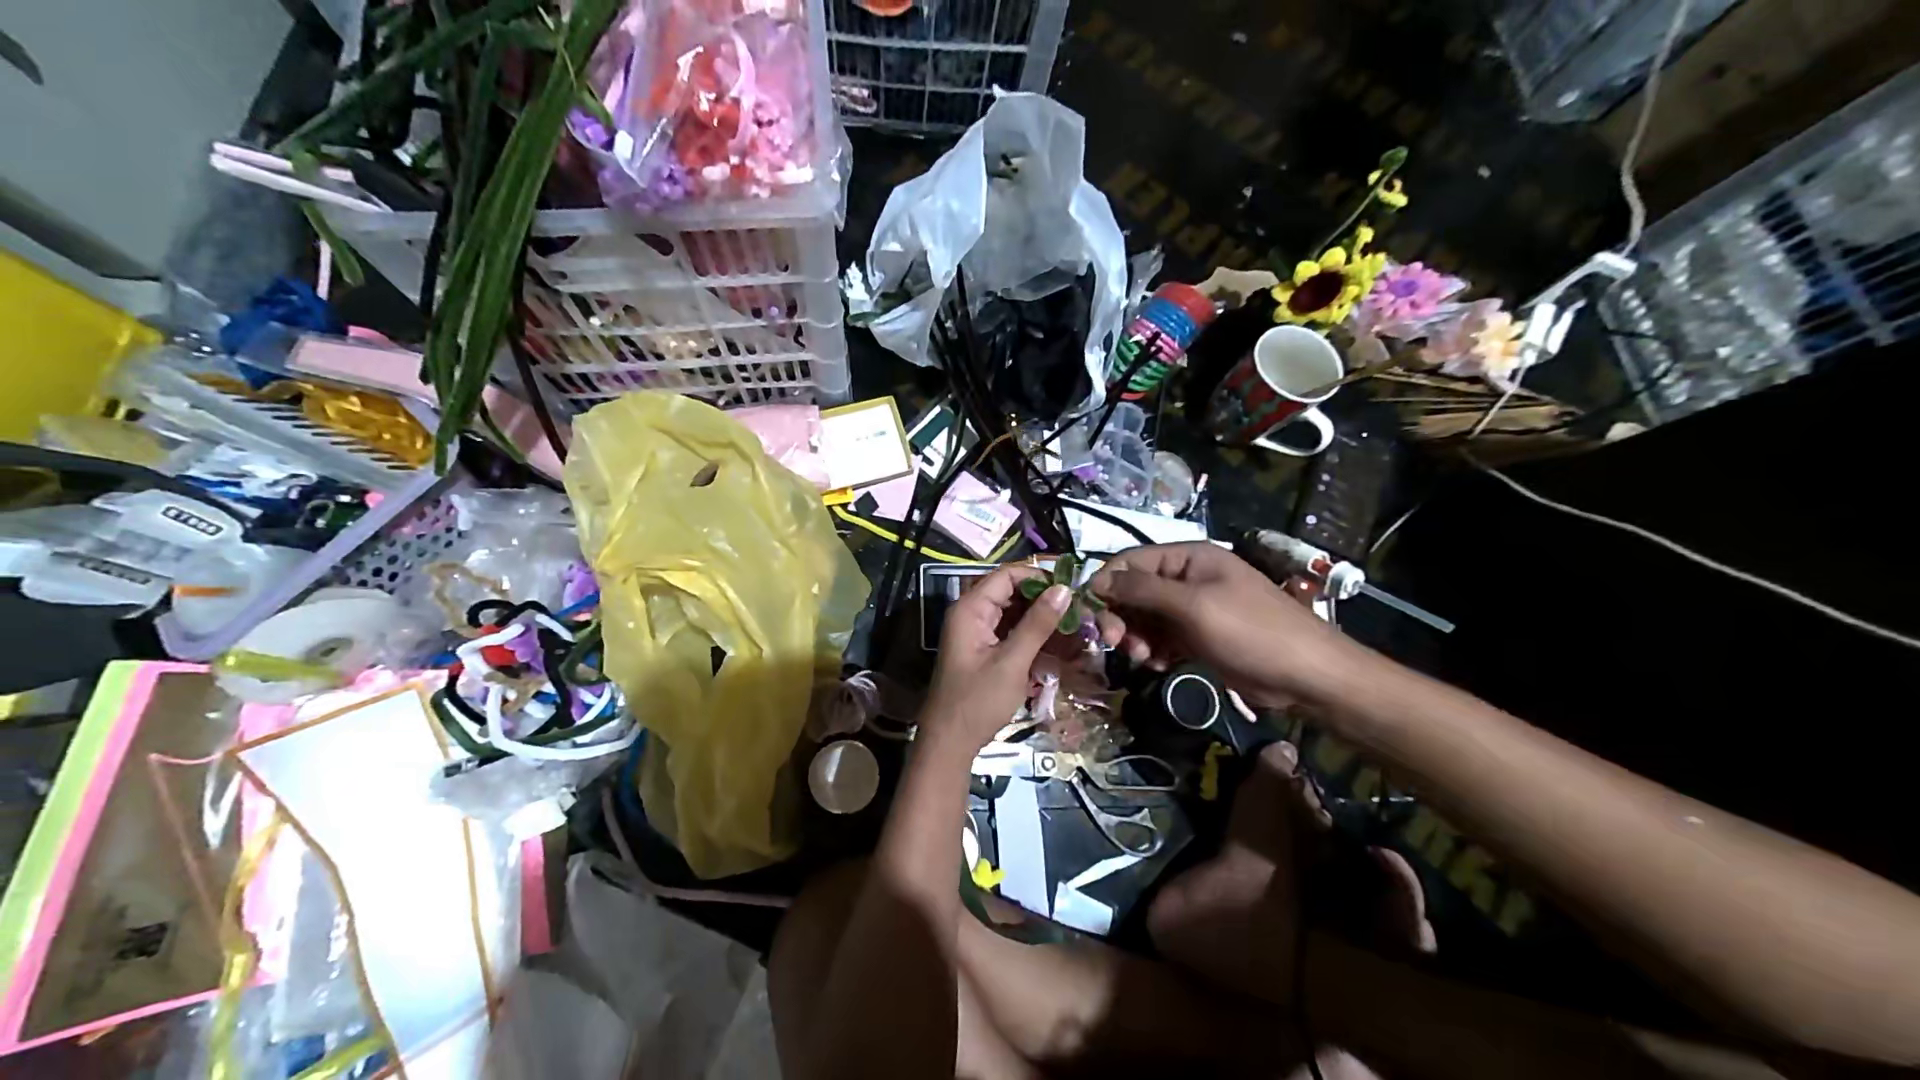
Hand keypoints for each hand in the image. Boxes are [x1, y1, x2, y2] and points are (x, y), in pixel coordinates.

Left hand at [919, 565, 1076, 748]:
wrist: (949, 743)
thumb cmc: (977, 701)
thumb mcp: (1012, 662)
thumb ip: (1037, 624)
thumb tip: (1064, 589)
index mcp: (971, 609)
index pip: (1007, 575)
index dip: (1039, 576)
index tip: (1071, 589)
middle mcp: (972, 614)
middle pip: (1012, 592)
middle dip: (1045, 599)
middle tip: (1079, 610)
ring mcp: (978, 633)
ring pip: (1015, 613)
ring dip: (1042, 619)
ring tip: (1075, 627)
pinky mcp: (985, 650)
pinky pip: (1012, 632)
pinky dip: (1034, 636)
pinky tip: (1059, 645)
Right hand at [1089, 543, 1370, 707]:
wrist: (1307, 676)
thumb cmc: (1250, 631)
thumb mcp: (1193, 606)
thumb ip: (1142, 590)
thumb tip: (1097, 579)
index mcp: (1188, 558)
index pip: (1130, 561)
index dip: (1107, 584)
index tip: (1091, 614)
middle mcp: (1187, 578)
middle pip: (1134, 592)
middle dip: (1121, 616)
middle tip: (1115, 644)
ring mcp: (1193, 609)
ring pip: (1145, 618)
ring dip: (1136, 637)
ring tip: (1144, 658)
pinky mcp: (1198, 637)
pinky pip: (1161, 638)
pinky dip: (1154, 651)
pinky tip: (1159, 665)